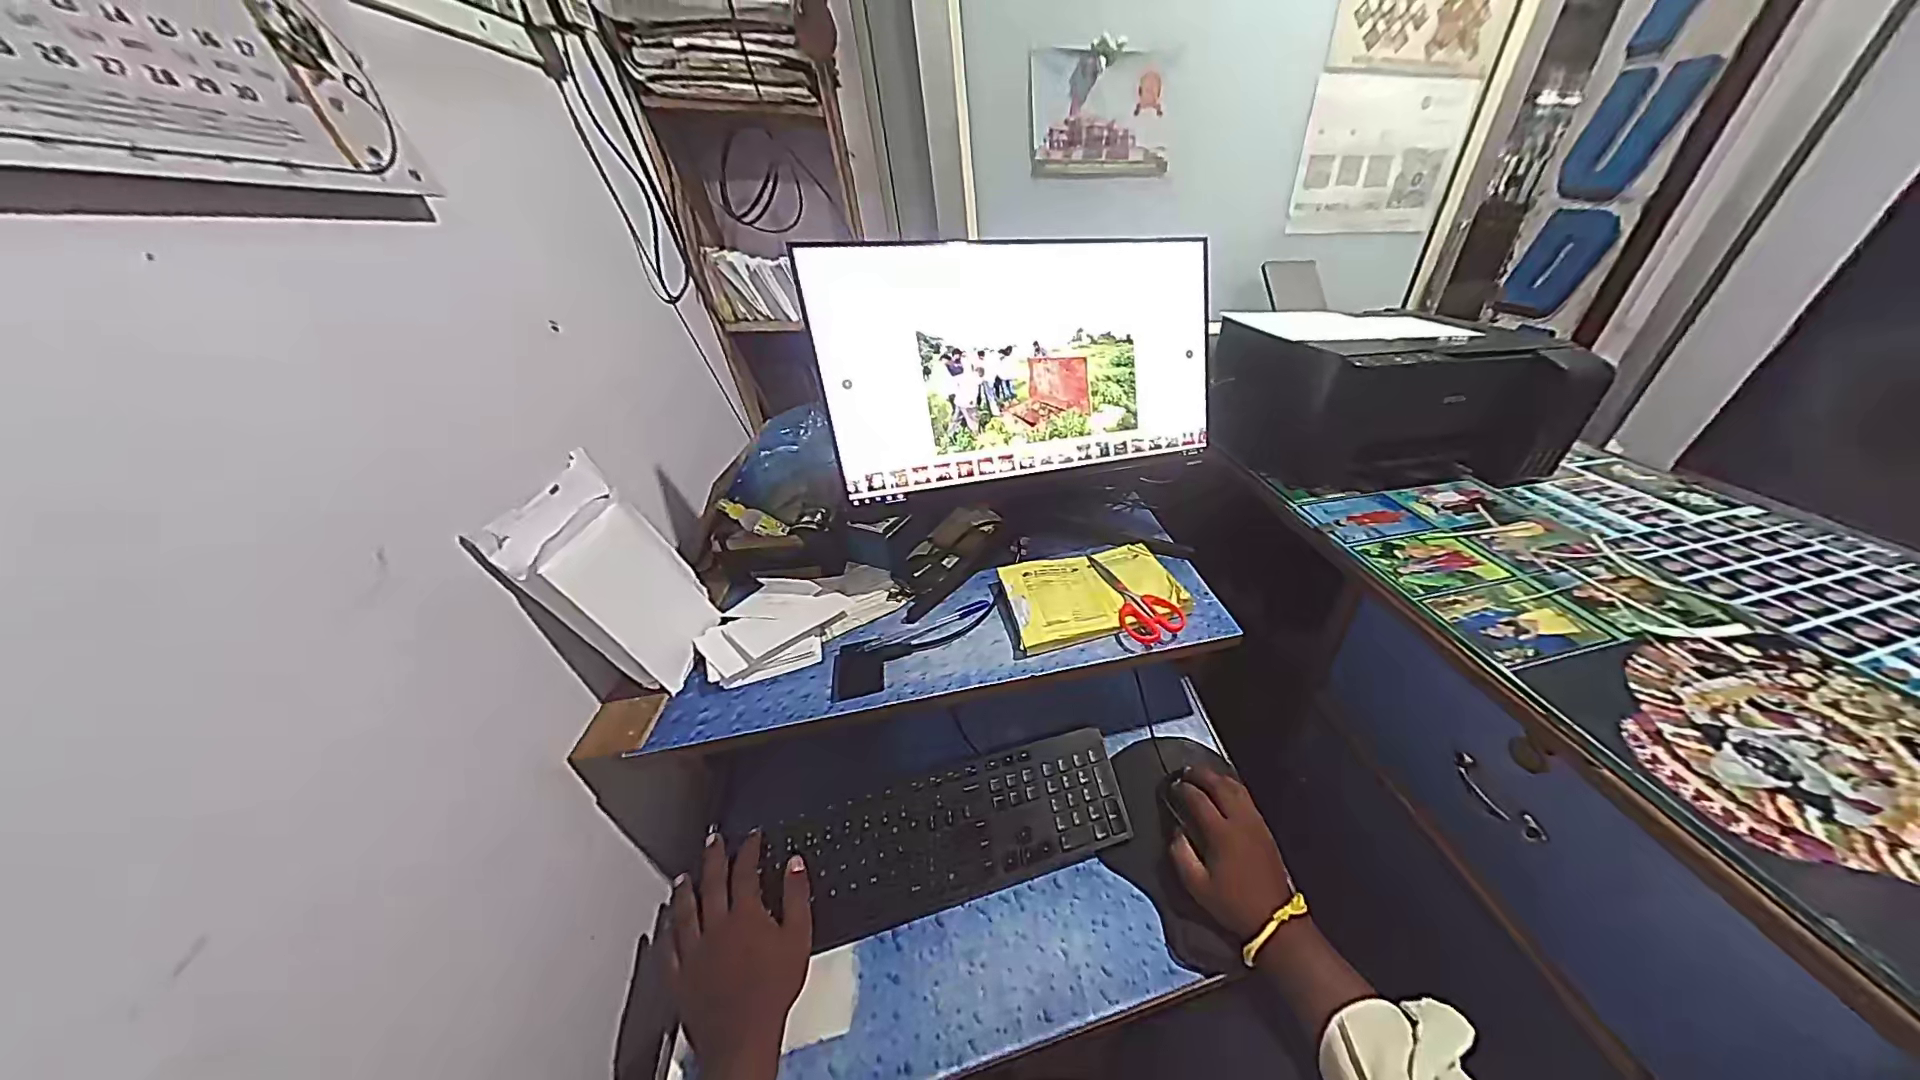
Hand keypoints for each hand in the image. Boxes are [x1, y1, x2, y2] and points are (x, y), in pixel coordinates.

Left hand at [668, 829, 811, 1079]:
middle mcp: (716, 926)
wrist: (743, 1037)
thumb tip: (795, 865)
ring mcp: (694, 950)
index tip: (752, 838)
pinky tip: (666, 921)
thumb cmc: (773, 990)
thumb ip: (797, 896)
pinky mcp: (679, 975)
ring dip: (686, 887)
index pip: (744, 871)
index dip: (748, 849)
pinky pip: (668, 946)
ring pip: (685, 909)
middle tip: (714, 839)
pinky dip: (666, 929)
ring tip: (685, 874)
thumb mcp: (799, 937)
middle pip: (712, 882)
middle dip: (714, 856)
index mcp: (745, 915)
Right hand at [1167, 767, 1296, 938]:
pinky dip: (1232, 786)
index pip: (1198, 799)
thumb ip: (1181, 854)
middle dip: (1201, 774)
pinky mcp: (1265, 829)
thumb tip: (1176, 832)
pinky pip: (1247, 798)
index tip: (1173, 787)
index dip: (1183, 789)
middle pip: (1220, 785)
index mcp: (1221, 834)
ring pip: (1237, 788)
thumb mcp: (1197, 886)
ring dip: (1218, 777)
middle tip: (1186, 771)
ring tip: (1204, 774)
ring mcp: (1256, 823)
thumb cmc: (1232, 903)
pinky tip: (1225, 789)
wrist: (1274, 919)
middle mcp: (1240, 822)